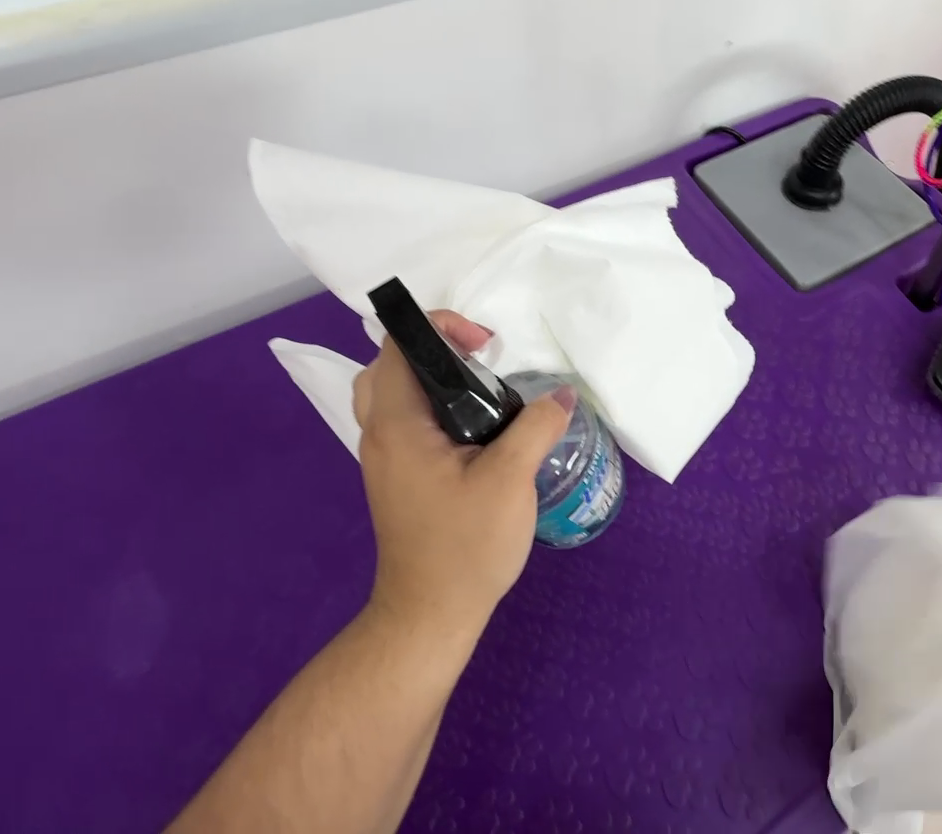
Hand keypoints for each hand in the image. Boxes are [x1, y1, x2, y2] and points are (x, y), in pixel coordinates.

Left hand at [351, 310, 572, 634]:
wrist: (431, 613)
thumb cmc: (465, 544)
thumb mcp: (511, 479)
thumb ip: (536, 427)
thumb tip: (560, 394)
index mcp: (397, 425)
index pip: (398, 346)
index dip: (441, 328)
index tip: (487, 346)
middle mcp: (380, 434)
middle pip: (389, 366)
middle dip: (433, 348)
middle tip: (478, 359)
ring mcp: (385, 458)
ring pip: (394, 395)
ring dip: (430, 378)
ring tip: (479, 388)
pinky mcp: (398, 477)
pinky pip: (406, 421)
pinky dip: (432, 406)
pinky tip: (474, 427)